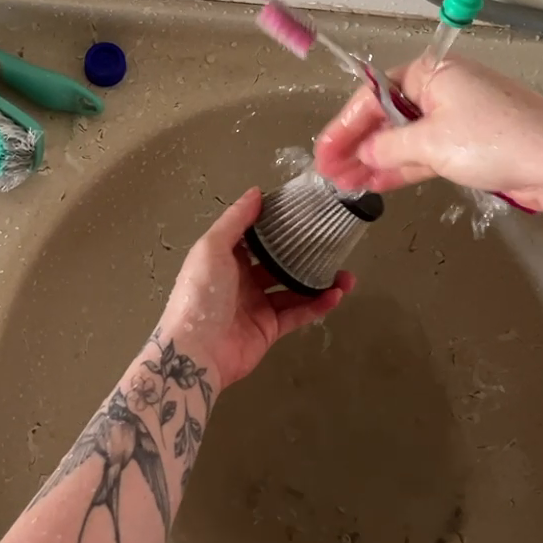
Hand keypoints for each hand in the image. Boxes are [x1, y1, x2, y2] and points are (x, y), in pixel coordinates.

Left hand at [159, 188, 354, 387]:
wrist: (196, 351)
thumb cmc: (201, 292)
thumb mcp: (212, 247)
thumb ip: (235, 220)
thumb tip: (257, 192)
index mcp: (226, 258)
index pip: (255, 237)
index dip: (277, 225)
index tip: (304, 214)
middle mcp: (242, 279)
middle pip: (278, 263)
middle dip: (304, 256)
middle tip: (332, 246)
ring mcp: (258, 305)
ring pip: (294, 289)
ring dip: (319, 282)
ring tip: (346, 276)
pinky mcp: (270, 329)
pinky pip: (298, 313)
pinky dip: (318, 305)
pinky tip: (337, 295)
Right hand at [313, 55, 542, 211]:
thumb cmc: (500, 140)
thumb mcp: (431, 143)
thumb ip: (388, 147)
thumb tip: (364, 152)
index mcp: (432, 73)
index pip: (373, 96)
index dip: (344, 126)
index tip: (324, 152)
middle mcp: (444, 89)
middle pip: (387, 116)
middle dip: (356, 145)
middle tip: (330, 170)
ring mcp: (459, 116)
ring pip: (404, 138)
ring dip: (375, 160)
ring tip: (347, 182)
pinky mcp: (472, 142)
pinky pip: (425, 152)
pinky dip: (401, 167)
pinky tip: (377, 183)